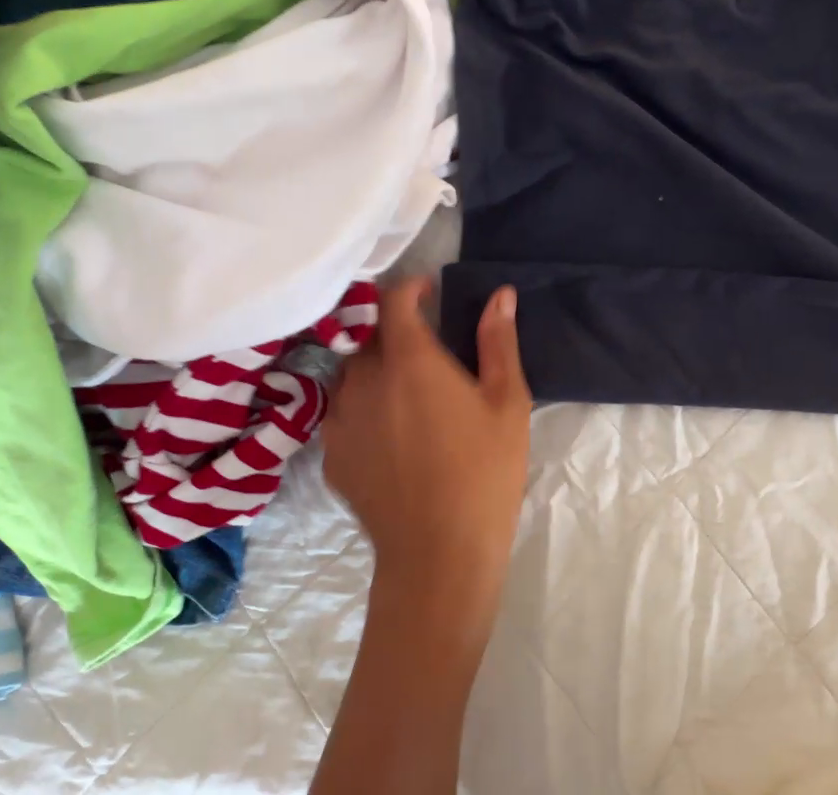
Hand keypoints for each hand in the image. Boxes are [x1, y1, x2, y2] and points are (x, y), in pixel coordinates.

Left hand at [320, 279, 530, 626]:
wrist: (438, 551)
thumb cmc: (485, 469)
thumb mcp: (507, 402)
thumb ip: (498, 342)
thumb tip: (500, 295)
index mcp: (409, 361)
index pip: (392, 301)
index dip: (410, 287)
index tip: (430, 290)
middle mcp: (363, 381)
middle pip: (371, 337)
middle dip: (398, 332)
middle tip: (432, 350)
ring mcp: (339, 419)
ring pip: (351, 374)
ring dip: (376, 369)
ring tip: (409, 391)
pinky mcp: (330, 455)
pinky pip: (342, 413)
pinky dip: (364, 407)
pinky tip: (392, 433)